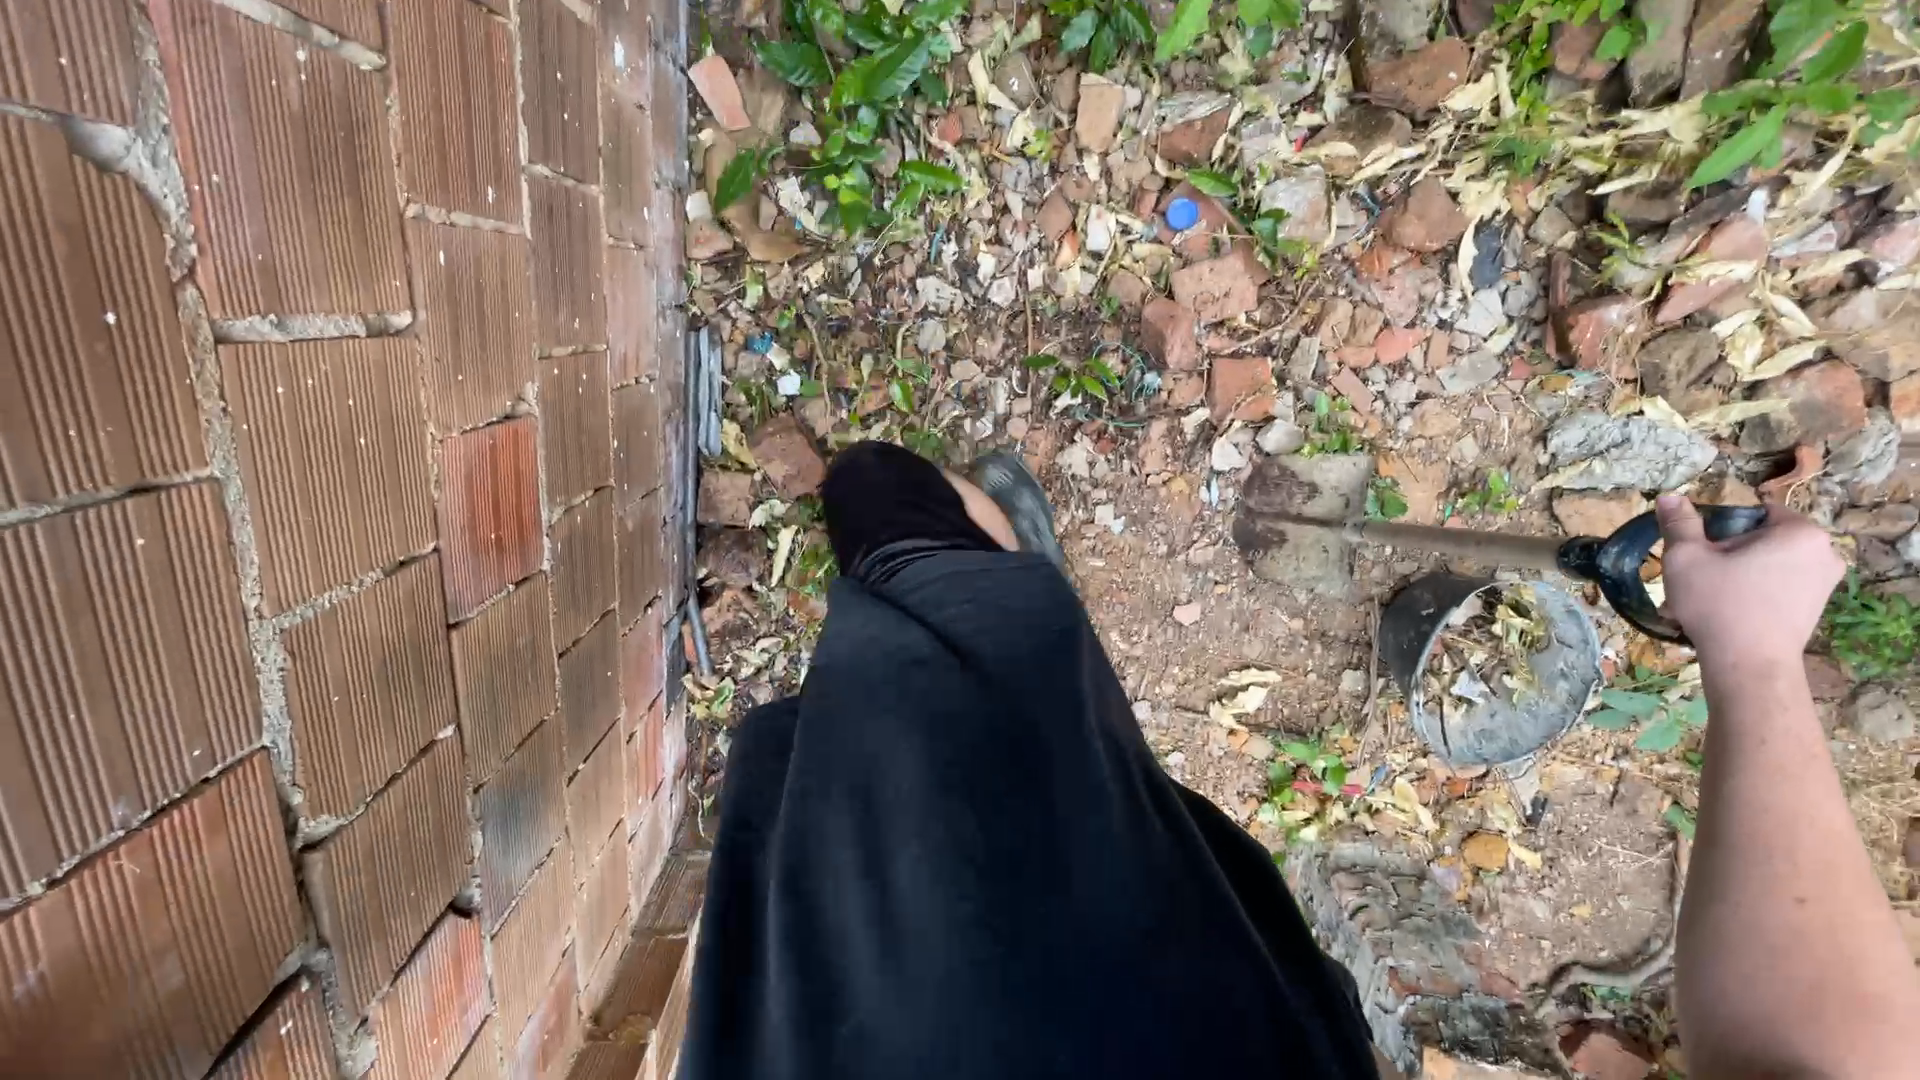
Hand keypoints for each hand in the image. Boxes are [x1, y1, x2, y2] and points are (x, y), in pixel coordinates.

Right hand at [1655, 495, 1843, 662]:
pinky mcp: (1817, 604)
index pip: (1756, 511)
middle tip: (1697, 573)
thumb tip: (1669, 496)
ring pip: (1768, 562)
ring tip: (1704, 595)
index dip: (1721, 526)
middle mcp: (1824, 551)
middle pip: (1763, 537)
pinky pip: (1777, 583)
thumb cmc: (1717, 602)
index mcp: (1799, 532)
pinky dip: (1751, 589)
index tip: (1699, 547)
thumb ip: (1680, 524)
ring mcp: (1826, 580)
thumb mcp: (1686, 557)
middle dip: (1728, 551)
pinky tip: (1725, 609)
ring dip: (1736, 571)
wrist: (1748, 660)